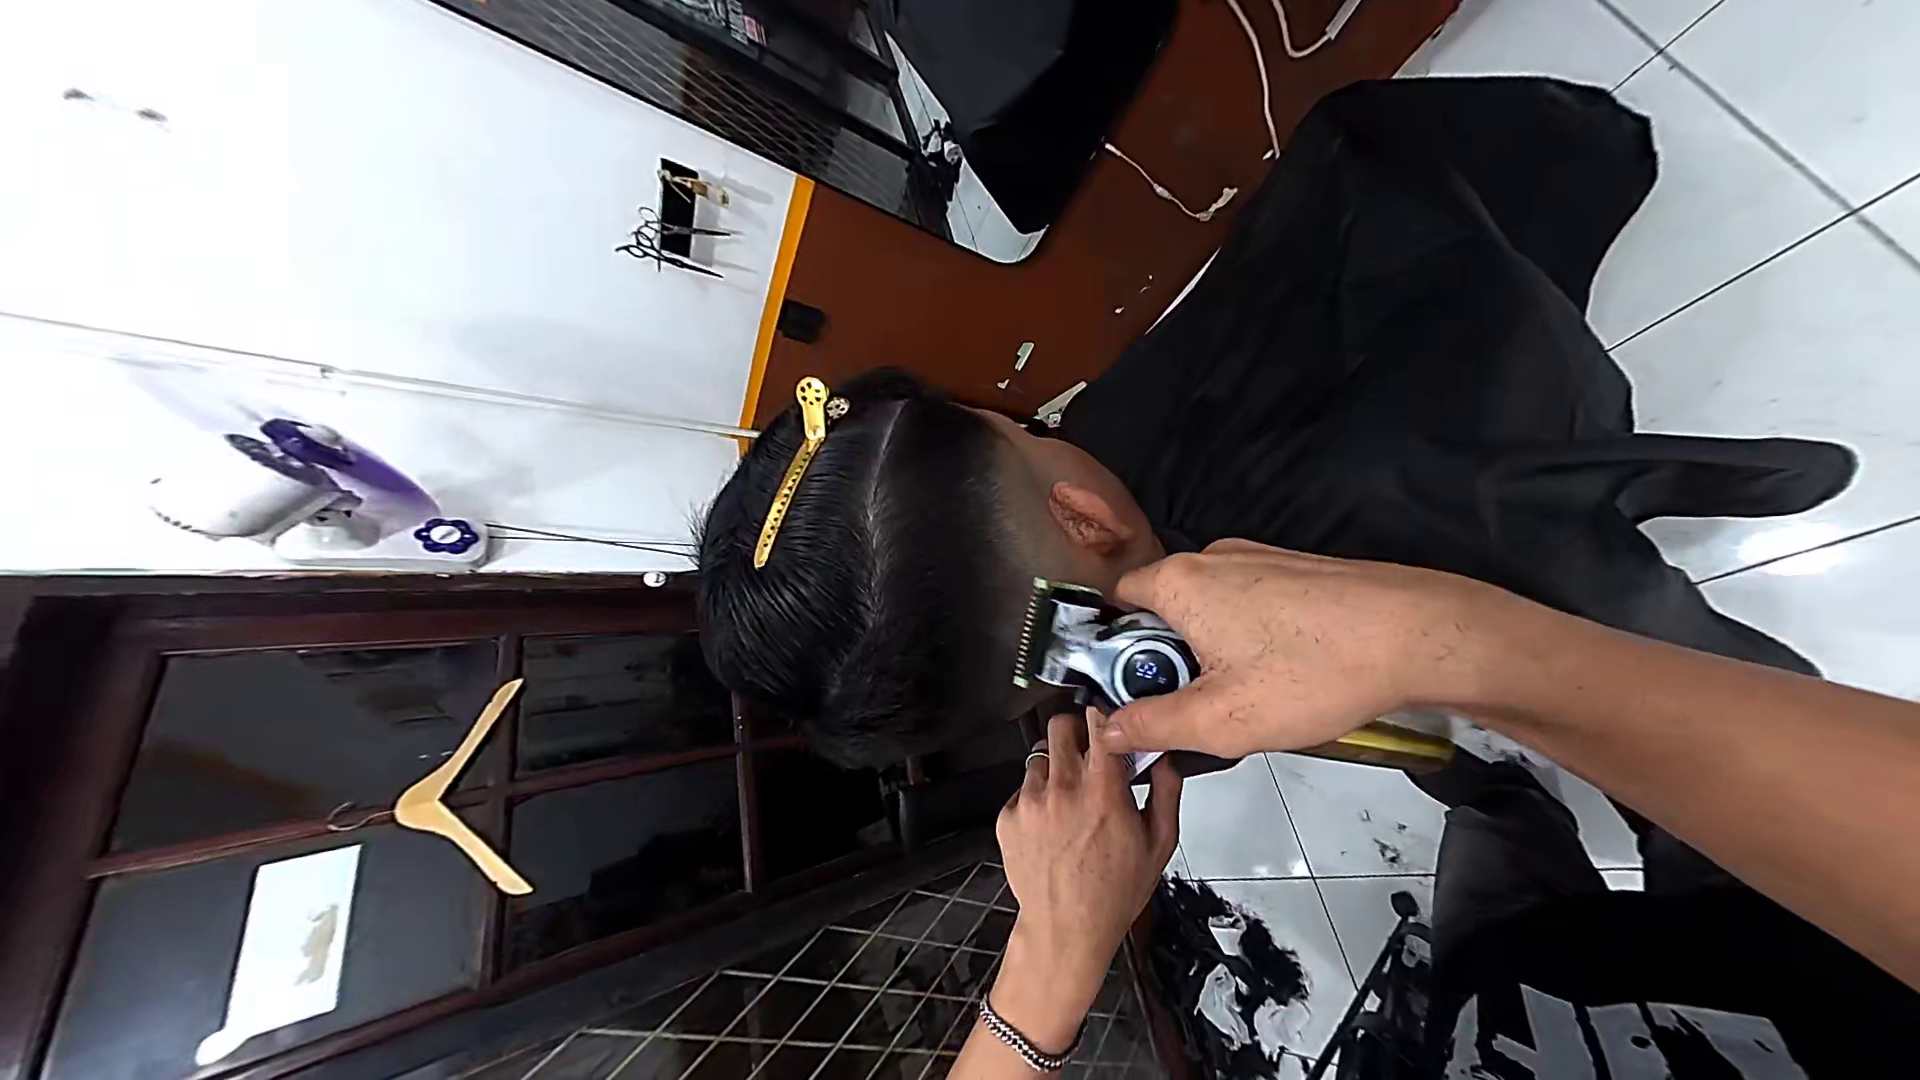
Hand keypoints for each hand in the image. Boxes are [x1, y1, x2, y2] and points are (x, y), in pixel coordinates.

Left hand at [990, 710, 1181, 1052]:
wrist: (1066, 930)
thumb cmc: (1114, 891)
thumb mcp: (1158, 845)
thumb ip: (1167, 791)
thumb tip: (1167, 755)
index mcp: (1102, 792)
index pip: (1098, 723)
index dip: (1103, 712)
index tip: (1108, 714)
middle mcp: (1061, 789)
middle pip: (1060, 725)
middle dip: (1075, 730)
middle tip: (1086, 749)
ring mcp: (1029, 801)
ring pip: (1040, 754)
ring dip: (1055, 765)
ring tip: (1068, 795)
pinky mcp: (1006, 814)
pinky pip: (1022, 786)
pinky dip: (1036, 794)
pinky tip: (1050, 820)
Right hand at [1096, 540, 1514, 758]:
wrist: (1422, 634)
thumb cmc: (1313, 672)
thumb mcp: (1222, 718)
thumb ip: (1153, 725)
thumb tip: (1108, 728)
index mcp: (1178, 582)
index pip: (1116, 600)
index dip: (1115, 645)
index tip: (1137, 684)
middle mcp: (1209, 557)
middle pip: (1159, 603)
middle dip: (1165, 652)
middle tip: (1193, 696)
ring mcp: (1253, 555)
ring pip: (1203, 603)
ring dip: (1205, 643)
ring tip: (1243, 687)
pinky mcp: (1288, 565)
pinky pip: (1241, 598)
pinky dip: (1241, 630)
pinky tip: (1280, 665)